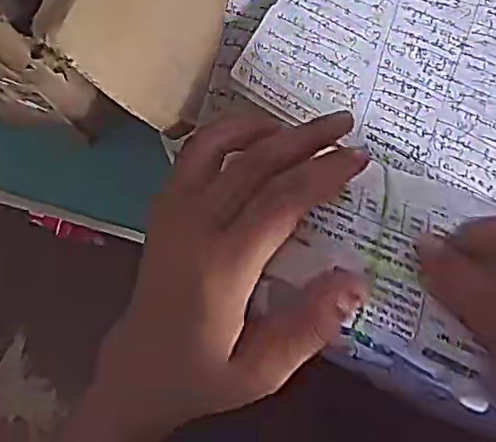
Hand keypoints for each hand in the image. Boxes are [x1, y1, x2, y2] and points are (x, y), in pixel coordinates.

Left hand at [65, 113, 370, 441]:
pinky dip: (230, 130)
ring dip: (267, 125)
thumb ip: (310, 326)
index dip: (322, 173)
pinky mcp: (165, 198)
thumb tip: (358, 281)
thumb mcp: (261, 372)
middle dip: (307, 138)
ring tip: (303, 127)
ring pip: (222, 143)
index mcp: (223, 265)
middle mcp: (196, 223)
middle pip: (257, 162)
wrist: (137, 368)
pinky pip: (197, 148)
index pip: (281, 201)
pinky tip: (257, 134)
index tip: (357, 156)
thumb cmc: (203, 372)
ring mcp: (174, 204)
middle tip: (344, 123)